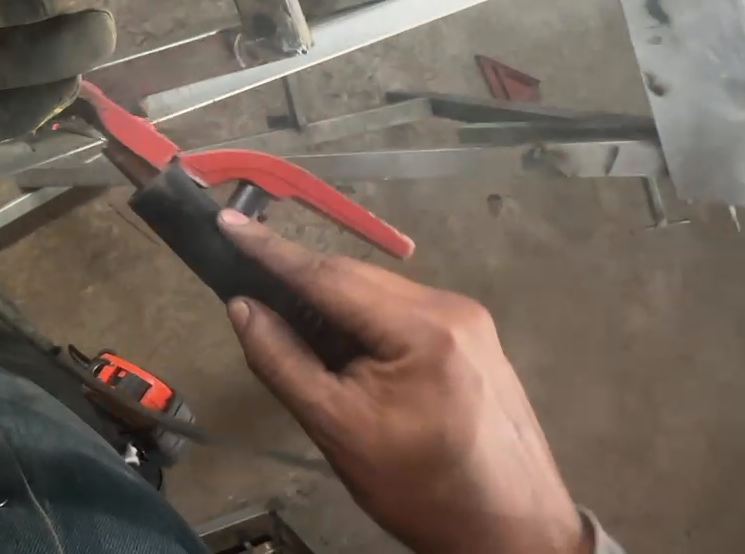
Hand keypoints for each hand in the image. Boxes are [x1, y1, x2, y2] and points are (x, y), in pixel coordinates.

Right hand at [217, 210, 586, 553]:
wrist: (518, 540)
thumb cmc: (423, 490)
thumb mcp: (336, 429)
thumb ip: (281, 360)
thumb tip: (241, 305)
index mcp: (421, 329)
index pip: (326, 276)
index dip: (269, 249)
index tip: (226, 222)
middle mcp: (449, 307)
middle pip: (350, 276)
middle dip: (295, 275)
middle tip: (243, 274)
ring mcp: (466, 317)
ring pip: (371, 288)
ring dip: (325, 296)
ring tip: (284, 312)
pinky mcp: (471, 333)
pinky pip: (393, 305)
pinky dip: (355, 312)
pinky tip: (337, 336)